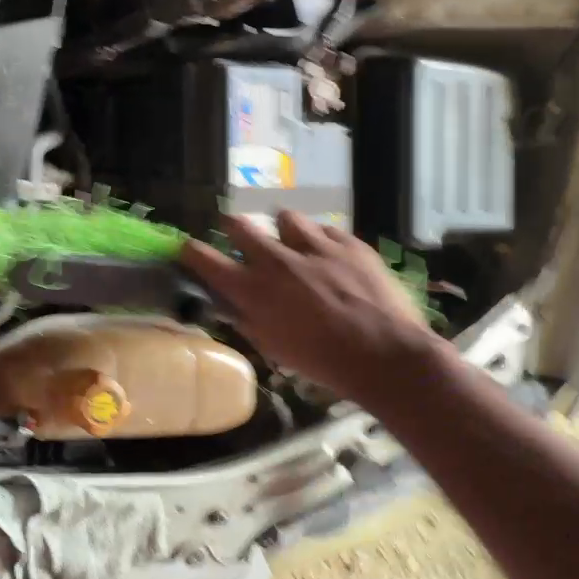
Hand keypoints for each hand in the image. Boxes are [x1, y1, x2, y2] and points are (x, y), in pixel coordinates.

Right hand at [178, 211, 447, 405]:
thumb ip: (245, 318)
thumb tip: (231, 304)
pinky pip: (326, 230)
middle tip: (241, 239)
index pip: (200, 255)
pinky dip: (322, 240)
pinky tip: (330, 257)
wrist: (388, 357)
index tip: (191, 253)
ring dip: (283, 230)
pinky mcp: (350, 244)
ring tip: (294, 245)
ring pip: (284, 217)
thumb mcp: (270, 346)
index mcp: (250, 288)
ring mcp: (314, 247)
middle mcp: (275, 260)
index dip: (190, 251)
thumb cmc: (322, 361)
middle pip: (237, 224)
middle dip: (232, 229)